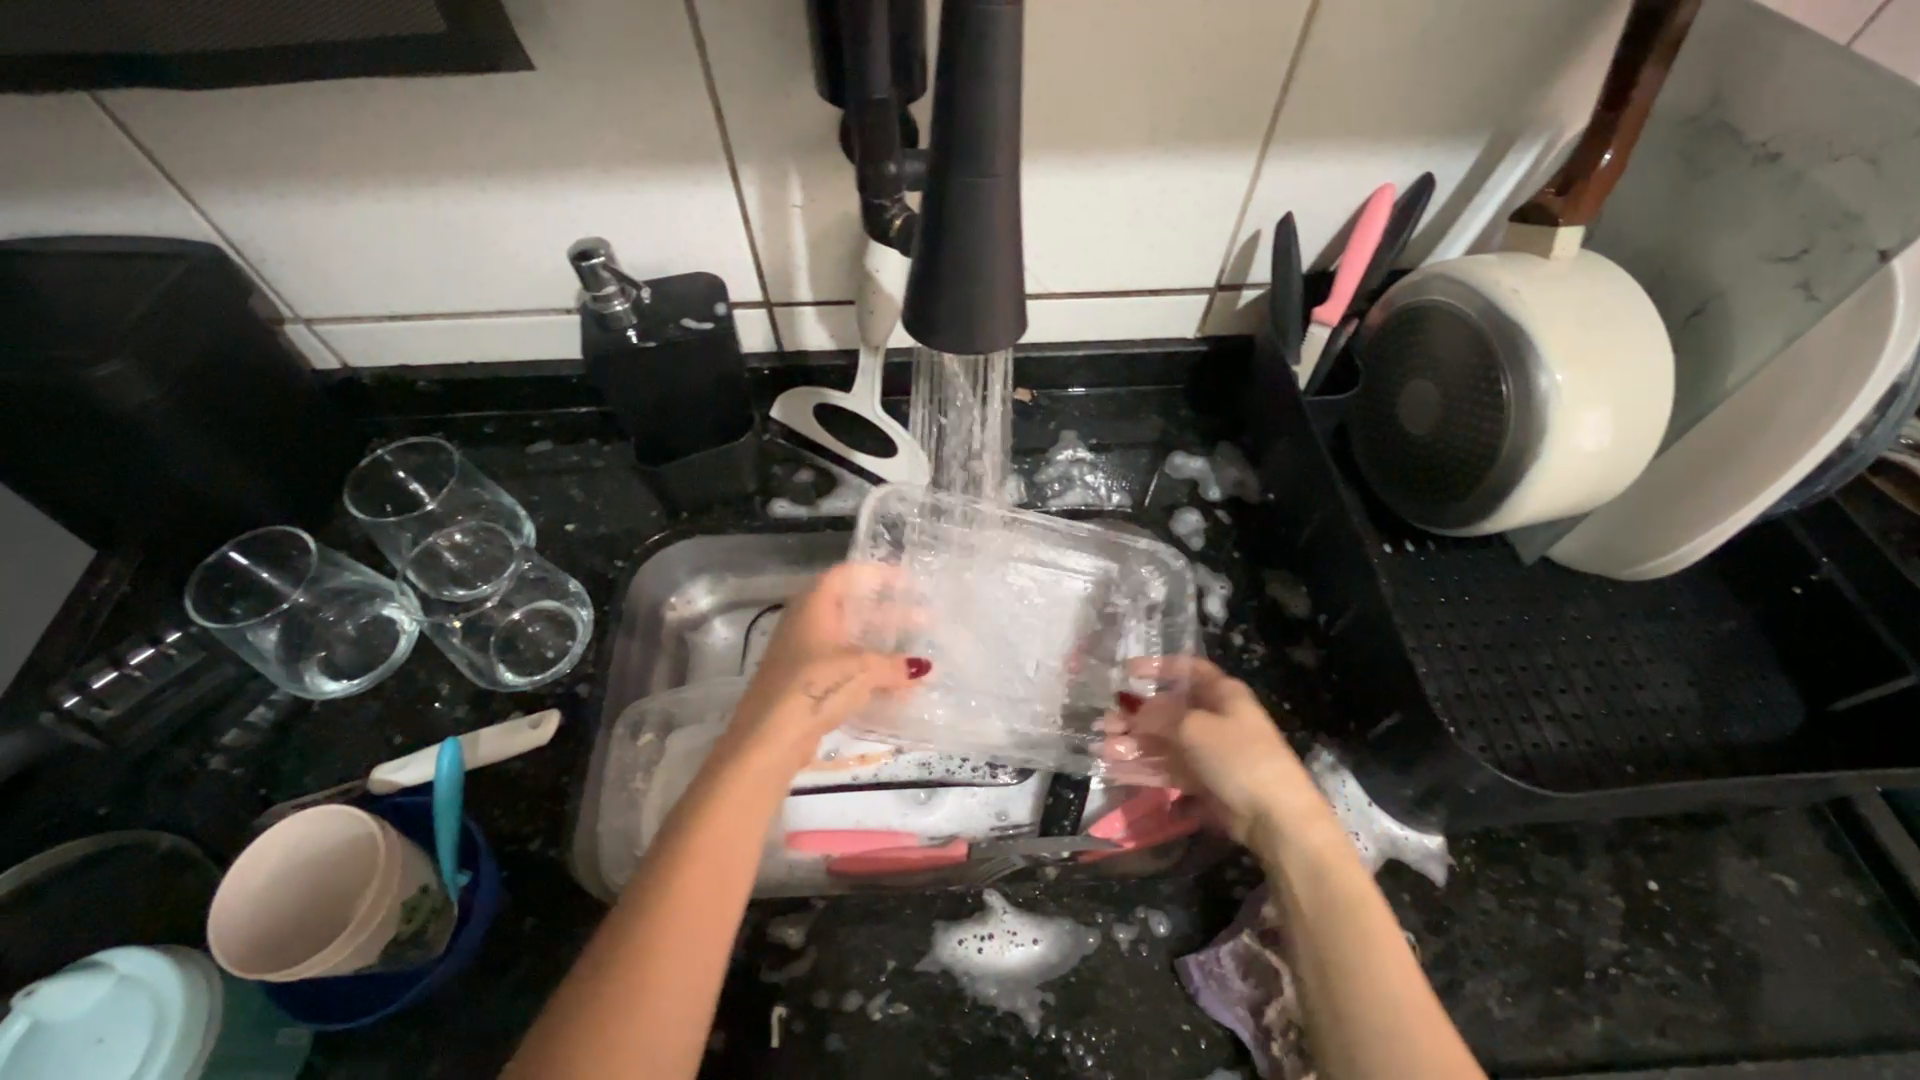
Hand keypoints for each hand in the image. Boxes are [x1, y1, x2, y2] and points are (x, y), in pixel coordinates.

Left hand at [717, 563, 929, 777]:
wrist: (768, 738)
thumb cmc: (813, 687)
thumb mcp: (861, 670)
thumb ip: (894, 665)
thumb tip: (923, 667)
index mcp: (814, 607)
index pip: (845, 575)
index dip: (876, 573)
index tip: (907, 580)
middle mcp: (807, 625)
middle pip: (852, 610)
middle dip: (888, 614)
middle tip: (923, 618)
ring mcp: (805, 656)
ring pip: (851, 642)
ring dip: (882, 646)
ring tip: (917, 654)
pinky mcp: (808, 685)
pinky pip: (846, 669)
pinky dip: (870, 673)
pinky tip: (897, 687)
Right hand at [1100, 657, 1325, 845]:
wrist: (1273, 815)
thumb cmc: (1238, 756)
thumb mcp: (1195, 727)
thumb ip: (1159, 715)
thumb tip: (1135, 712)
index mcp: (1222, 694)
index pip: (1188, 670)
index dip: (1158, 668)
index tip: (1127, 671)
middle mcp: (1214, 718)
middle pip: (1168, 710)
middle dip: (1135, 716)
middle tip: (1104, 723)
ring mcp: (1208, 751)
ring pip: (1163, 742)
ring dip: (1133, 744)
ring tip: (1101, 749)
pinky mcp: (1202, 781)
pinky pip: (1166, 769)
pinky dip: (1142, 768)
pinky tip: (1114, 770)